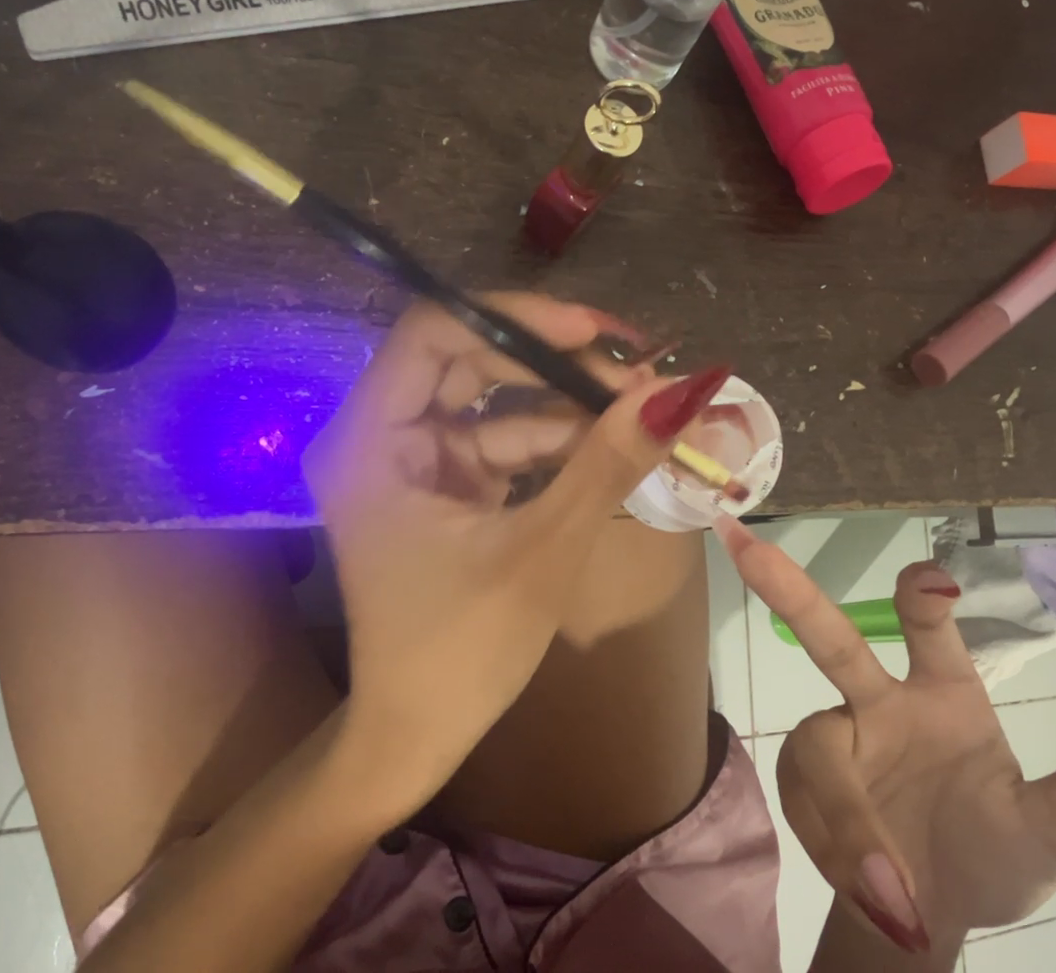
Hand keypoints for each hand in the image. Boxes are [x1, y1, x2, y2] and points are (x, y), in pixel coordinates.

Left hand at [304, 293, 729, 797]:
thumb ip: (609, 463)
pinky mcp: (443, 489)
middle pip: (468, 360)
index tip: (594, 333)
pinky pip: (500, 444)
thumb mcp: (543, 549)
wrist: (418, 736)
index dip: (516, 319)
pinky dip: (554, 444)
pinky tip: (611, 445)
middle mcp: (379, 438)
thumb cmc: (463, 650)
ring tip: (641, 408)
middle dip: (553, 362)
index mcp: (369, 441)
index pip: (433, 332)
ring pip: (493, 402)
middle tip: (634, 370)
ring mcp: (412, 464)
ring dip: (564, 406)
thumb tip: (686, 391)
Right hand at [714, 518, 1055, 954]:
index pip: (927, 625)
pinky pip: (806, 800)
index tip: (927, 574)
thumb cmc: (994, 858)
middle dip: (784, 586)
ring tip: (886, 886)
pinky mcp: (802, 782)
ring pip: (819, 752)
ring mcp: (833, 739)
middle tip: (740, 541)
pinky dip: (836, 844)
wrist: (927, 918)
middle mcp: (878, 701)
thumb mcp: (1055, 829)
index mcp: (942, 695)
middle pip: (827, 636)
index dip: (924, 594)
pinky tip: (869, 883)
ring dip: (846, 818)